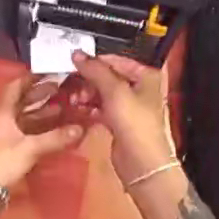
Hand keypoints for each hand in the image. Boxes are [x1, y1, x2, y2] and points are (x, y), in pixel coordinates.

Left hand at [0, 74, 88, 191]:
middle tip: (60, 89)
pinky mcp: (9, 149)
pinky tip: (53, 130)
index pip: (15, 87)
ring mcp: (5, 135)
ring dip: (42, 112)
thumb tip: (80, 129)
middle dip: (40, 95)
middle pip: (22, 102)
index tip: (48, 73)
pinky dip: (40, 128)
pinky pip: (27, 132)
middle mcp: (3, 121)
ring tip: (62, 108)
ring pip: (25, 118)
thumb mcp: (30, 148)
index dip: (31, 79)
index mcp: (3, 113)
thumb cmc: (2, 162)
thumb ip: (55, 138)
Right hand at [69, 52, 171, 180]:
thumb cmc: (135, 124)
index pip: (115, 60)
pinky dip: (91, 108)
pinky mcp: (120, 124)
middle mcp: (139, 89)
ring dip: (87, 95)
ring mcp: (129, 107)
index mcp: (145, 76)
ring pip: (103, 94)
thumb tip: (77, 54)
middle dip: (88, 81)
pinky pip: (102, 110)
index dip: (94, 62)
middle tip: (72, 85)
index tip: (73, 64)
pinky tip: (79, 109)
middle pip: (108, 77)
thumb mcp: (115, 91)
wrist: (142, 163)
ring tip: (74, 99)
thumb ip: (95, 70)